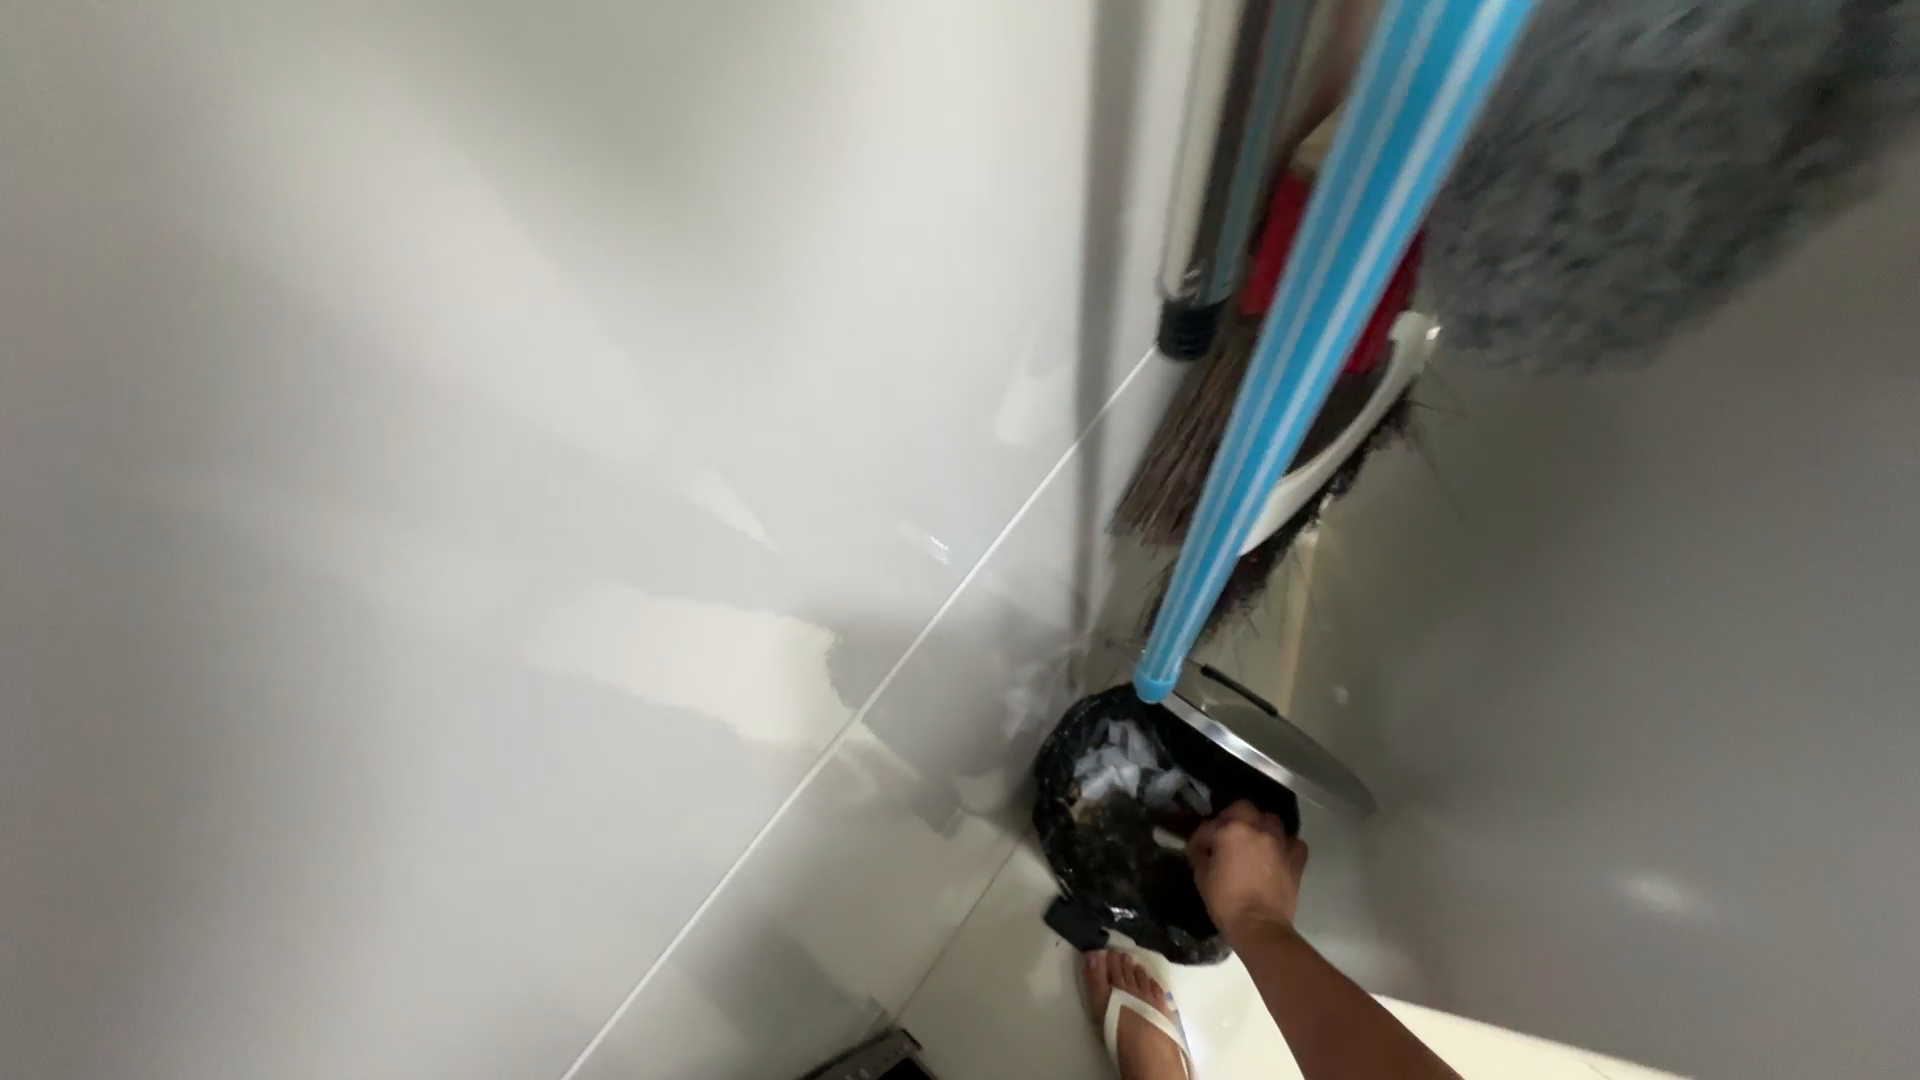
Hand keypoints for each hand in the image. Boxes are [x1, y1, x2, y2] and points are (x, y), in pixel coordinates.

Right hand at [1187, 800, 1308, 939]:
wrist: (1260, 927)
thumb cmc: (1226, 901)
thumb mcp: (1202, 877)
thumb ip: (1201, 854)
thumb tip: (1201, 848)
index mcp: (1229, 830)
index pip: (1208, 826)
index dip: (1200, 838)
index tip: (1197, 850)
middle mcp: (1256, 828)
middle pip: (1243, 806)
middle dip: (1232, 816)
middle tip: (1226, 833)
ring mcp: (1279, 842)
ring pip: (1271, 819)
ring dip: (1260, 825)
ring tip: (1253, 839)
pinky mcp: (1295, 860)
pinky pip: (1294, 842)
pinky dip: (1286, 844)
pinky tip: (1277, 852)